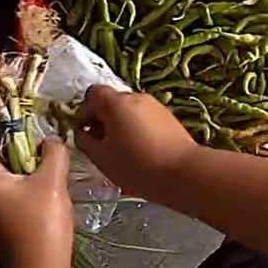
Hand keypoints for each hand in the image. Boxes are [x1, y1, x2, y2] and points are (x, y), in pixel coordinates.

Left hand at [0, 136, 73, 267]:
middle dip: (33, 166)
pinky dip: (34, 202)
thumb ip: (54, 154)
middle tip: (56, 173)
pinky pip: (17, 204)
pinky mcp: (3, 228)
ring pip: (15, 186)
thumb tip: (52, 140)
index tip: (47, 150)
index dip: (23, 143)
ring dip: (37, 185)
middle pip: (7, 166)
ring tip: (57, 193)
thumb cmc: (42, 225)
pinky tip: (51, 211)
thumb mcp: (52, 182)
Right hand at [74, 85, 200, 196]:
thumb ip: (86, 141)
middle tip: (106, 145)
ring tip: (126, 151)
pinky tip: (144, 152)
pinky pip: (147, 119)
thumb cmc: (137, 166)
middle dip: (106, 119)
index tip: (88, 132)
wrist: (184, 173)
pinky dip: (141, 130)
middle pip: (114, 101)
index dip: (86, 111)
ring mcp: (157, 106)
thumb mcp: (102, 157)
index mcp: (116, 102)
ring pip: (132, 111)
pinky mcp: (171, 119)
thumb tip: (83, 132)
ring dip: (124, 125)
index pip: (93, 94)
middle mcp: (137, 97)